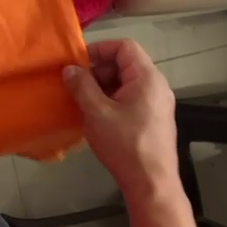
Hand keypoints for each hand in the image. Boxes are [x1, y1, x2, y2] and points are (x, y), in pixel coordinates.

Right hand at [62, 39, 179, 205]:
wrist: (150, 179)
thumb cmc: (124, 143)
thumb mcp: (96, 113)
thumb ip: (82, 87)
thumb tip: (70, 69)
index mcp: (146, 78)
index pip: (125, 47)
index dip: (99, 49)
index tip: (77, 62)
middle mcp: (156, 85)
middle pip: (125, 63)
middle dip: (98, 70)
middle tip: (75, 84)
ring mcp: (156, 102)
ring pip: (126, 82)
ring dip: (102, 86)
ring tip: (81, 101)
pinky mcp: (152, 117)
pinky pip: (130, 97)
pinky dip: (110, 99)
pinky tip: (95, 115)